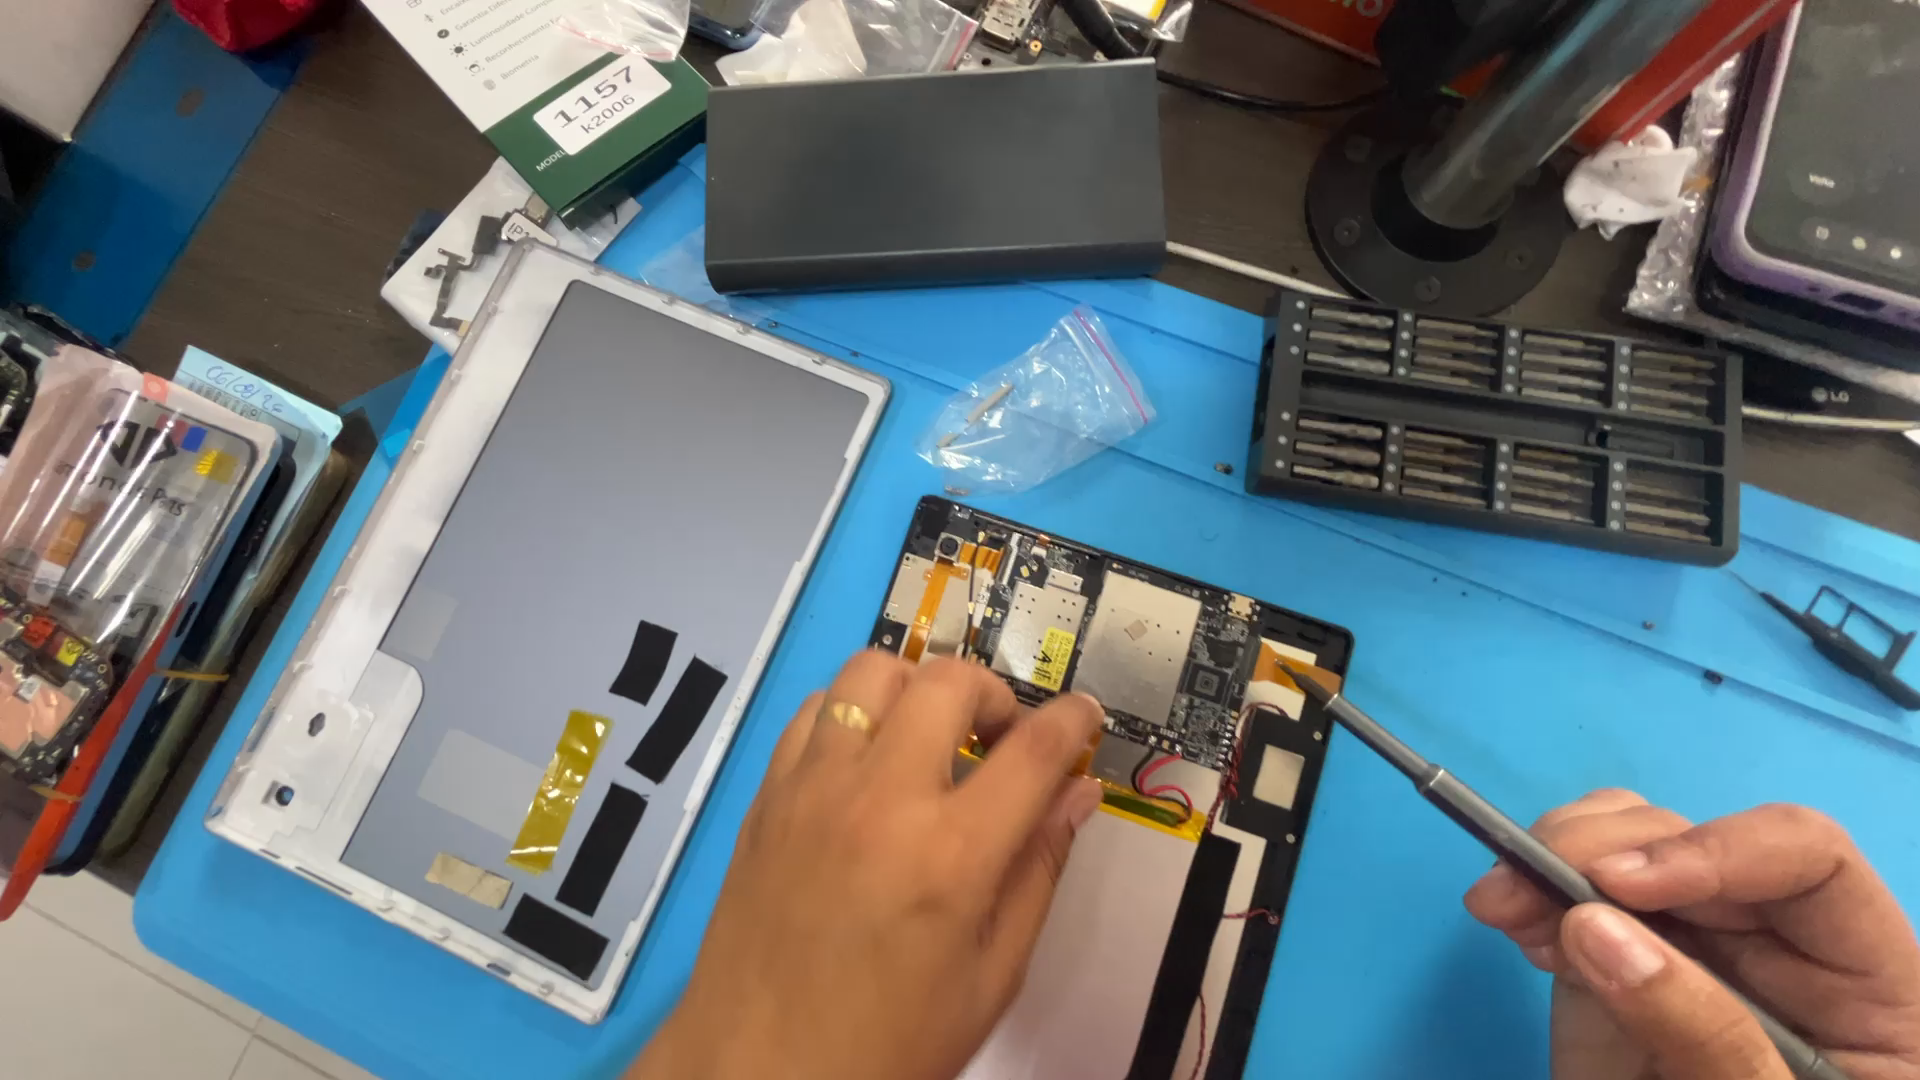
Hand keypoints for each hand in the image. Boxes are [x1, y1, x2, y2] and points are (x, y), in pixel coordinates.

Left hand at [629, 651, 1105, 1079]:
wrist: (758, 1073)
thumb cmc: (891, 1041)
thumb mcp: (992, 974)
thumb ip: (1040, 869)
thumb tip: (1078, 792)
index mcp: (950, 856)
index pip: (1032, 753)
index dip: (1072, 720)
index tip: (1084, 712)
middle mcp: (881, 799)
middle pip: (948, 683)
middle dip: (992, 694)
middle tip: (998, 737)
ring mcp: (816, 787)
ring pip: (871, 671)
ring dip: (917, 687)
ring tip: (928, 733)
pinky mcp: (770, 792)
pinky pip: (816, 709)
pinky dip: (854, 711)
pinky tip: (866, 756)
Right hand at [1465, 789, 1919, 1079]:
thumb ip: (1707, 1036)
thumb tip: (1590, 923)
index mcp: (1864, 985)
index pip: (1803, 860)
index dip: (1709, 849)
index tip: (1612, 884)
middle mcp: (1773, 939)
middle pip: (1683, 836)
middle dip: (1584, 850)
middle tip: (1512, 891)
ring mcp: (1687, 935)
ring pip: (1618, 835)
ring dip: (1542, 854)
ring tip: (1499, 908)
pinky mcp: (1616, 940)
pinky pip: (1569, 870)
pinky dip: (1526, 878)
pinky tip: (1510, 922)